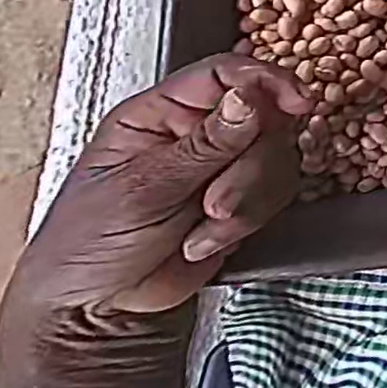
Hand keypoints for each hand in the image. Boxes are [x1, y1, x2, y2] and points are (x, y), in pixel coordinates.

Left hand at [0, 53, 311, 366]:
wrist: (99, 313)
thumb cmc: (88, 247)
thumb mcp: (142, 190)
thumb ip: (204, 144)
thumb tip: (250, 97)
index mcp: (161, 113)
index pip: (225, 73)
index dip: (266, 81)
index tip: (297, 102)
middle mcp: (200, 130)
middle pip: (264, 117)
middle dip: (249, 166)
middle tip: (216, 202)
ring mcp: (226, 162)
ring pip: (277, 155)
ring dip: (248, 198)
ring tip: (205, 227)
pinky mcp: (246, 195)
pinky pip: (278, 190)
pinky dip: (250, 219)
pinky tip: (209, 239)